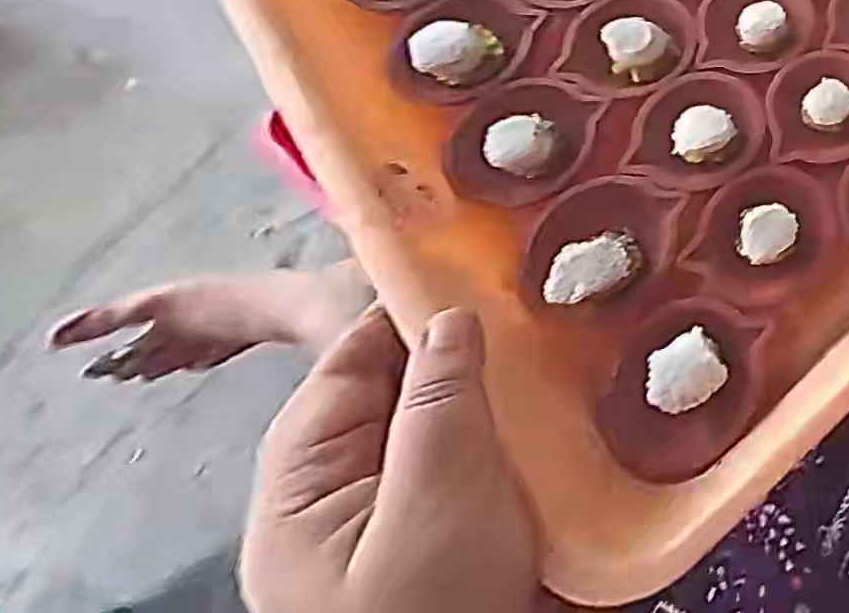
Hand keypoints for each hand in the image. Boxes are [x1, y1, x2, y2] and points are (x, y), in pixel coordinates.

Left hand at [240, 306, 537, 612]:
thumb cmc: (439, 601)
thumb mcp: (437, 500)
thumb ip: (439, 402)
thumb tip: (450, 317)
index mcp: (306, 488)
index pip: (344, 372)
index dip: (399, 315)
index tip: (468, 269)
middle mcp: (343, 489)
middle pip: (392, 388)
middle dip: (451, 342)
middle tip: (520, 301)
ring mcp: (398, 500)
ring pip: (436, 411)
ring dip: (483, 375)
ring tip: (539, 336)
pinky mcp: (447, 509)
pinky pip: (467, 440)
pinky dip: (500, 410)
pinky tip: (542, 393)